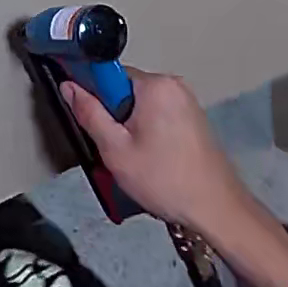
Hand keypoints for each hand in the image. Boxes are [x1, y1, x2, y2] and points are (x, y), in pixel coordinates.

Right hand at [60, 67, 259, 240]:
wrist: (219, 213)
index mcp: (156, 85)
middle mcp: (173, 85)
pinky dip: (147, 131)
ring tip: (134, 156)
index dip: (93, 94)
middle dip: (113, 114)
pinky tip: (150, 158)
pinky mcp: (194, 119)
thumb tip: (68, 86)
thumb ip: (88, 113)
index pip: (108, 73)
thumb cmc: (166, 180)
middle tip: (114, 145)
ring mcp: (187, 102)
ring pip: (139, 104)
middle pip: (124, 89)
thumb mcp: (115, 149)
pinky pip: (156, 114)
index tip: (89, 116)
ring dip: (129, 125)